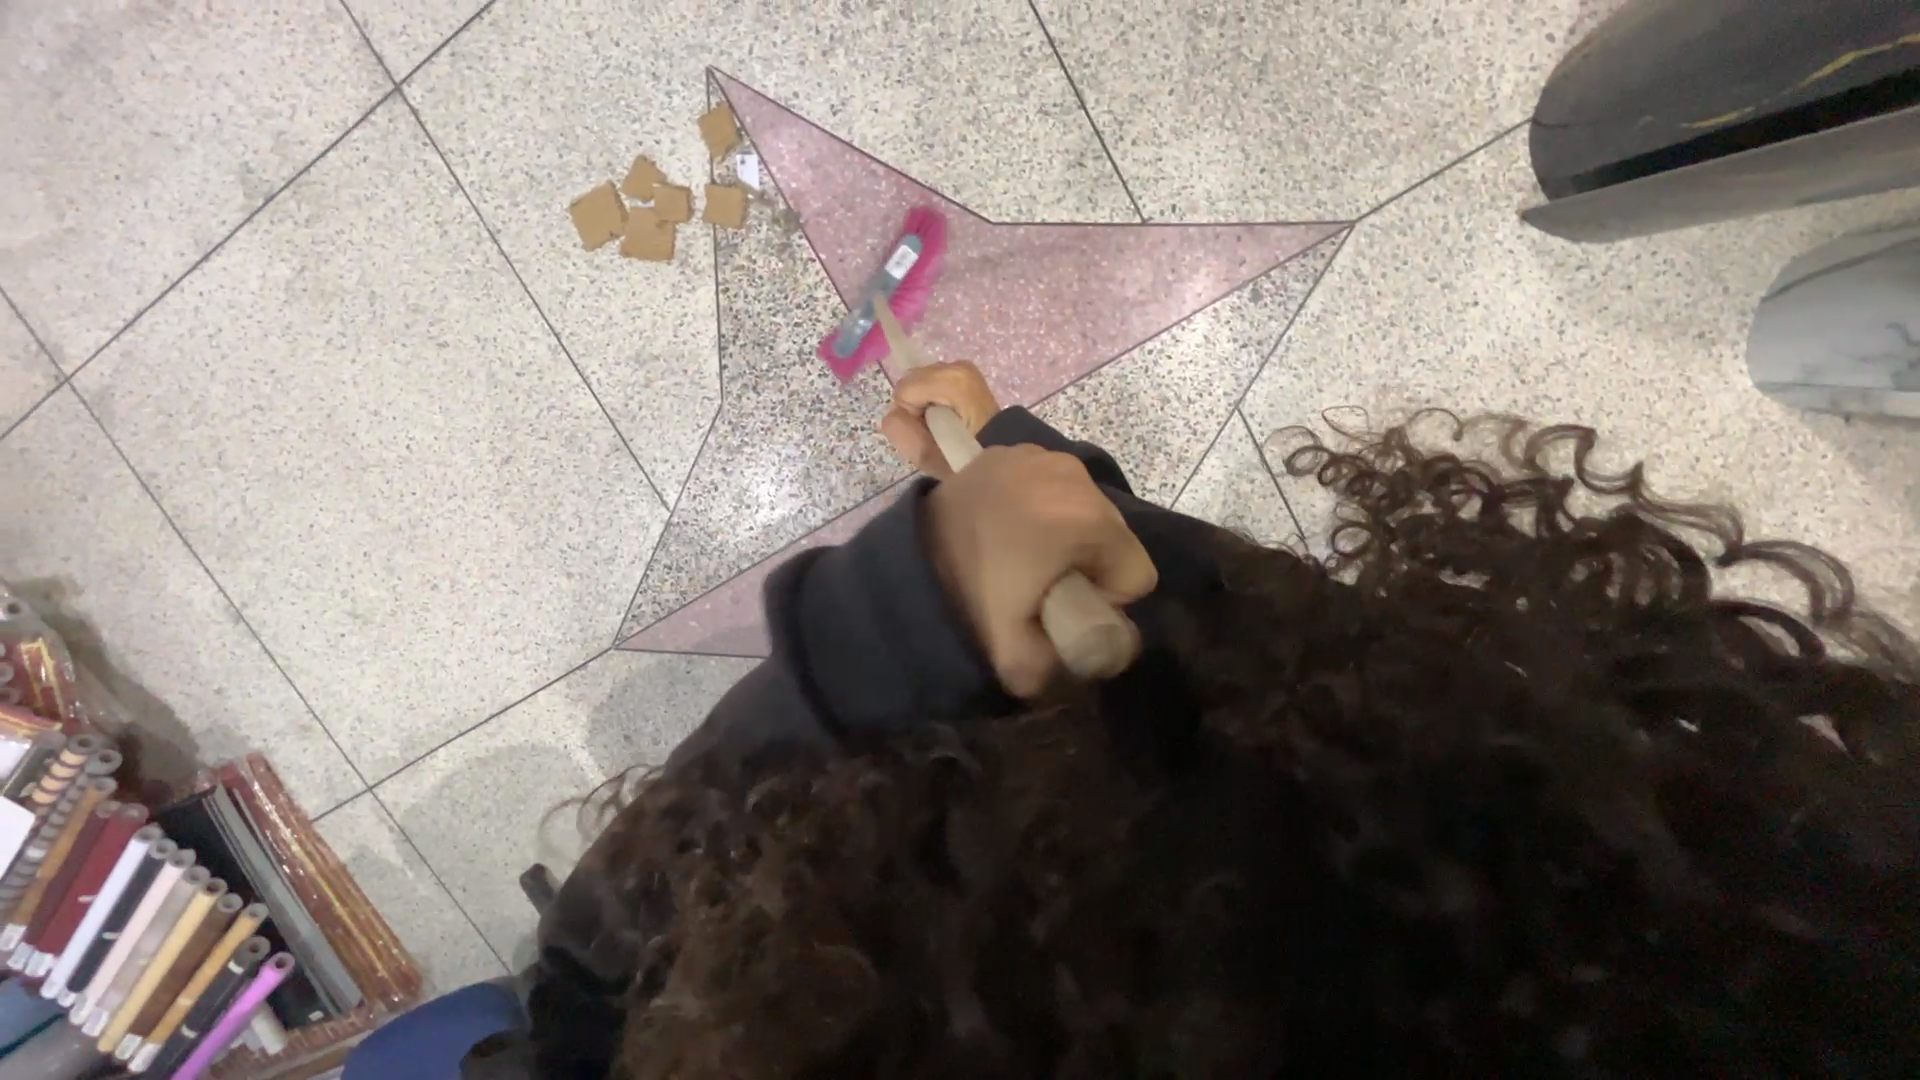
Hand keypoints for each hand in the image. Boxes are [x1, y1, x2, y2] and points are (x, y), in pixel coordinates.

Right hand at [880, 361, 1000, 479]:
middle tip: (936, 430)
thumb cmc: (966, 458)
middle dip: (916, 406)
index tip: (931, 433)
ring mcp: (962, 367)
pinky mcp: (963, 372)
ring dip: (924, 403)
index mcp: (953, 381)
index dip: (910, 415)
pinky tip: (948, 415)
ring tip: (944, 424)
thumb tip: (893, 414)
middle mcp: (958, 366)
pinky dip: (932, 398)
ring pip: (919, 382)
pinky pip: (930, 382)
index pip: (904, 391)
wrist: (999, 452)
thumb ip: (902, 432)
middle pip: (910, 381)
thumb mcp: (930, 456)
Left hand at [924, 444, 1156, 695]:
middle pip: (1113, 538)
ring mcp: (1042, 455)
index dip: (1107, 600)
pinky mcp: (1015, 450)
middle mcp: (1074, 476)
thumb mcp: (1019, 655)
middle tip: (1041, 581)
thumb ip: (1073, 665)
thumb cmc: (969, 598)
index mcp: (1087, 519)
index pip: (1136, 574)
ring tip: (1023, 553)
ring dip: (1067, 533)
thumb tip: (1104, 657)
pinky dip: (1042, 506)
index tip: (1067, 604)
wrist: (904, 558)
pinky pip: (1053, 487)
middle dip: (1089, 564)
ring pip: (1086, 509)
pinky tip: (1009, 525)